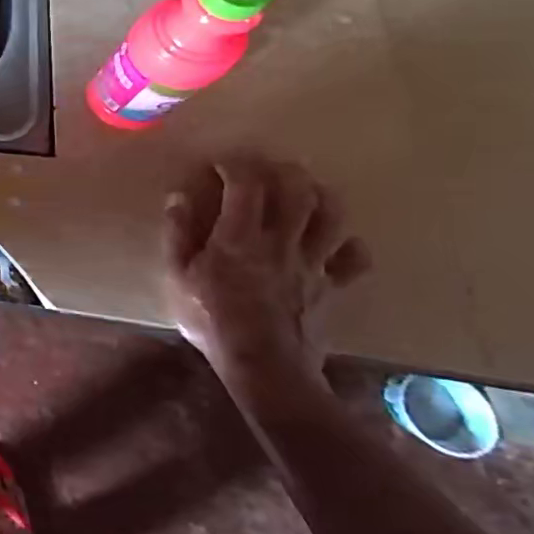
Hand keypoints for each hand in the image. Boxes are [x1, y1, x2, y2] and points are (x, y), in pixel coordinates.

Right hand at [161, 155, 370, 383]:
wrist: (264, 368)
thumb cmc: (211, 321)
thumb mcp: (178, 277)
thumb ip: (178, 233)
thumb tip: (178, 197)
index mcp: (240, 237)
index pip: (246, 184)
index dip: (234, 165)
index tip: (220, 165)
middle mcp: (281, 242)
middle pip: (298, 190)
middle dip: (284, 170)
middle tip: (267, 169)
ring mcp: (313, 264)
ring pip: (332, 215)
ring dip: (321, 195)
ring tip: (305, 190)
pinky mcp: (333, 287)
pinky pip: (354, 258)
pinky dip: (348, 242)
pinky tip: (333, 240)